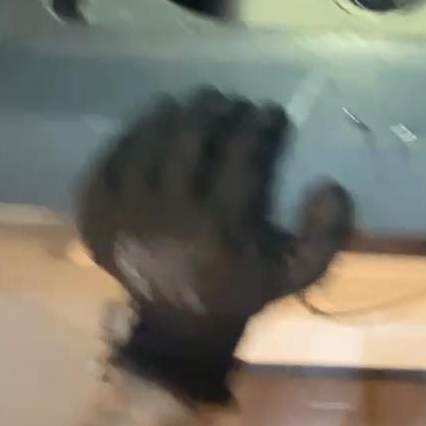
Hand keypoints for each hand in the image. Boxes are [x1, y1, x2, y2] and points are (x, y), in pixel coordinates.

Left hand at [78, 88, 353, 403]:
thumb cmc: (243, 289)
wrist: (179, 325)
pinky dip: (131, 136)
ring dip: (171, 115)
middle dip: (212, 111)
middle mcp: (169, 215)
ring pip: (146, 144)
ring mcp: (125, 214)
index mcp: (221, 226)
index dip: (258, 125)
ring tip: (190, 103)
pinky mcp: (96, 216)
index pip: (241, 155)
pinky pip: (109, 162)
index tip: (270, 111)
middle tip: (228, 100)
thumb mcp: (298, 272)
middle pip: (189, 141)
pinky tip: (150, 124)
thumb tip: (329, 185)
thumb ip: (326, 232)